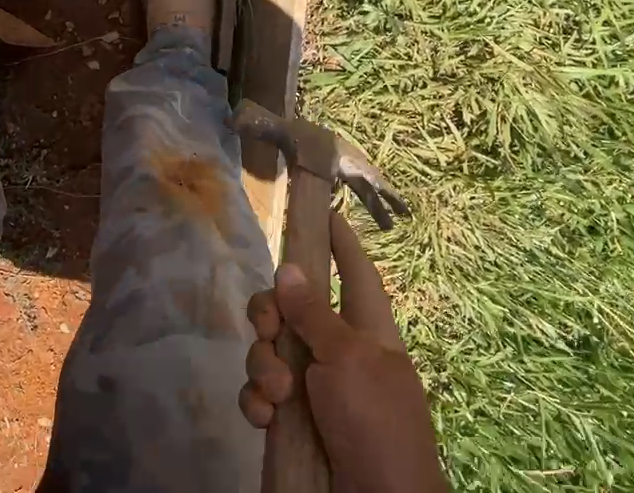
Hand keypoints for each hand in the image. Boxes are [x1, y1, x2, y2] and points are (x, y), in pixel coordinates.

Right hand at [240, 213, 445, 492]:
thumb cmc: (375, 423)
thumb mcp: (348, 360)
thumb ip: (314, 313)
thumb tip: (289, 268)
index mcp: (367, 330)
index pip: (354, 273)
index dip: (341, 242)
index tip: (325, 210)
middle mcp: (338, 351)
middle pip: (291, 307)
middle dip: (270, 317)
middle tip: (270, 332)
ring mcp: (313, 387)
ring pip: (268, 349)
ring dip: (264, 367)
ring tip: (278, 395)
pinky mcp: (292, 419)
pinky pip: (260, 391)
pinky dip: (257, 401)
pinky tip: (266, 418)